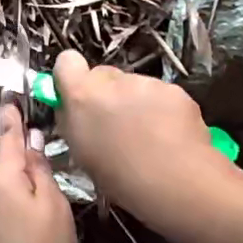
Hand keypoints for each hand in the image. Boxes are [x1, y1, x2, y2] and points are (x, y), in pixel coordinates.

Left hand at [0, 102, 76, 242]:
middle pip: (3, 163)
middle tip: (49, 172)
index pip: (7, 134)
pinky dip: (8, 208)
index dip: (12, 116)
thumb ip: (39, 170)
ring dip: (15, 187)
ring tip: (43, 210)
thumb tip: (30, 143)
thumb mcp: (54, 206)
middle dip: (20, 161)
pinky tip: (26, 230)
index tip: (11, 96)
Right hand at [51, 50, 222, 214]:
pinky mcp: (173, 89)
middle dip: (106, 92)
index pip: (67, 60)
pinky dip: (162, 109)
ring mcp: (145, 82)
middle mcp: (112, 80)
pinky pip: (161, 94)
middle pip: (103, 74)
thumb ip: (72, 119)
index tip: (78, 95)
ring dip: (136, 102)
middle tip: (115, 123)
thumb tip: (71, 106)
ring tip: (148, 135)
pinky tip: (169, 135)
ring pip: (134, 85)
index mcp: (82, 94)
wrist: (175, 182)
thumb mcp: (80, 150)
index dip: (72, 75)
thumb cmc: (118, 175)